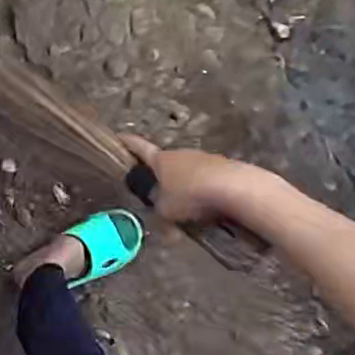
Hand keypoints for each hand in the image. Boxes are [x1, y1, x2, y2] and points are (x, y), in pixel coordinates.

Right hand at [119, 133, 267, 223]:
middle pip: (165, 162)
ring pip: (187, 172)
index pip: (138, 147)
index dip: (127, 143)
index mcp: (159, 159)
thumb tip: (160, 218)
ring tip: (187, 208)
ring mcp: (203, 158)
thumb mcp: (166, 210)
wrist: (235, 188)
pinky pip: (207, 179)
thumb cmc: (190, 195)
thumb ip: (158, 212)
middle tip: (156, 193)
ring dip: (184, 185)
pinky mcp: (223, 167)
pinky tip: (209, 207)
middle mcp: (180, 153)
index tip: (118, 137)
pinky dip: (204, 190)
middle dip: (160, 175)